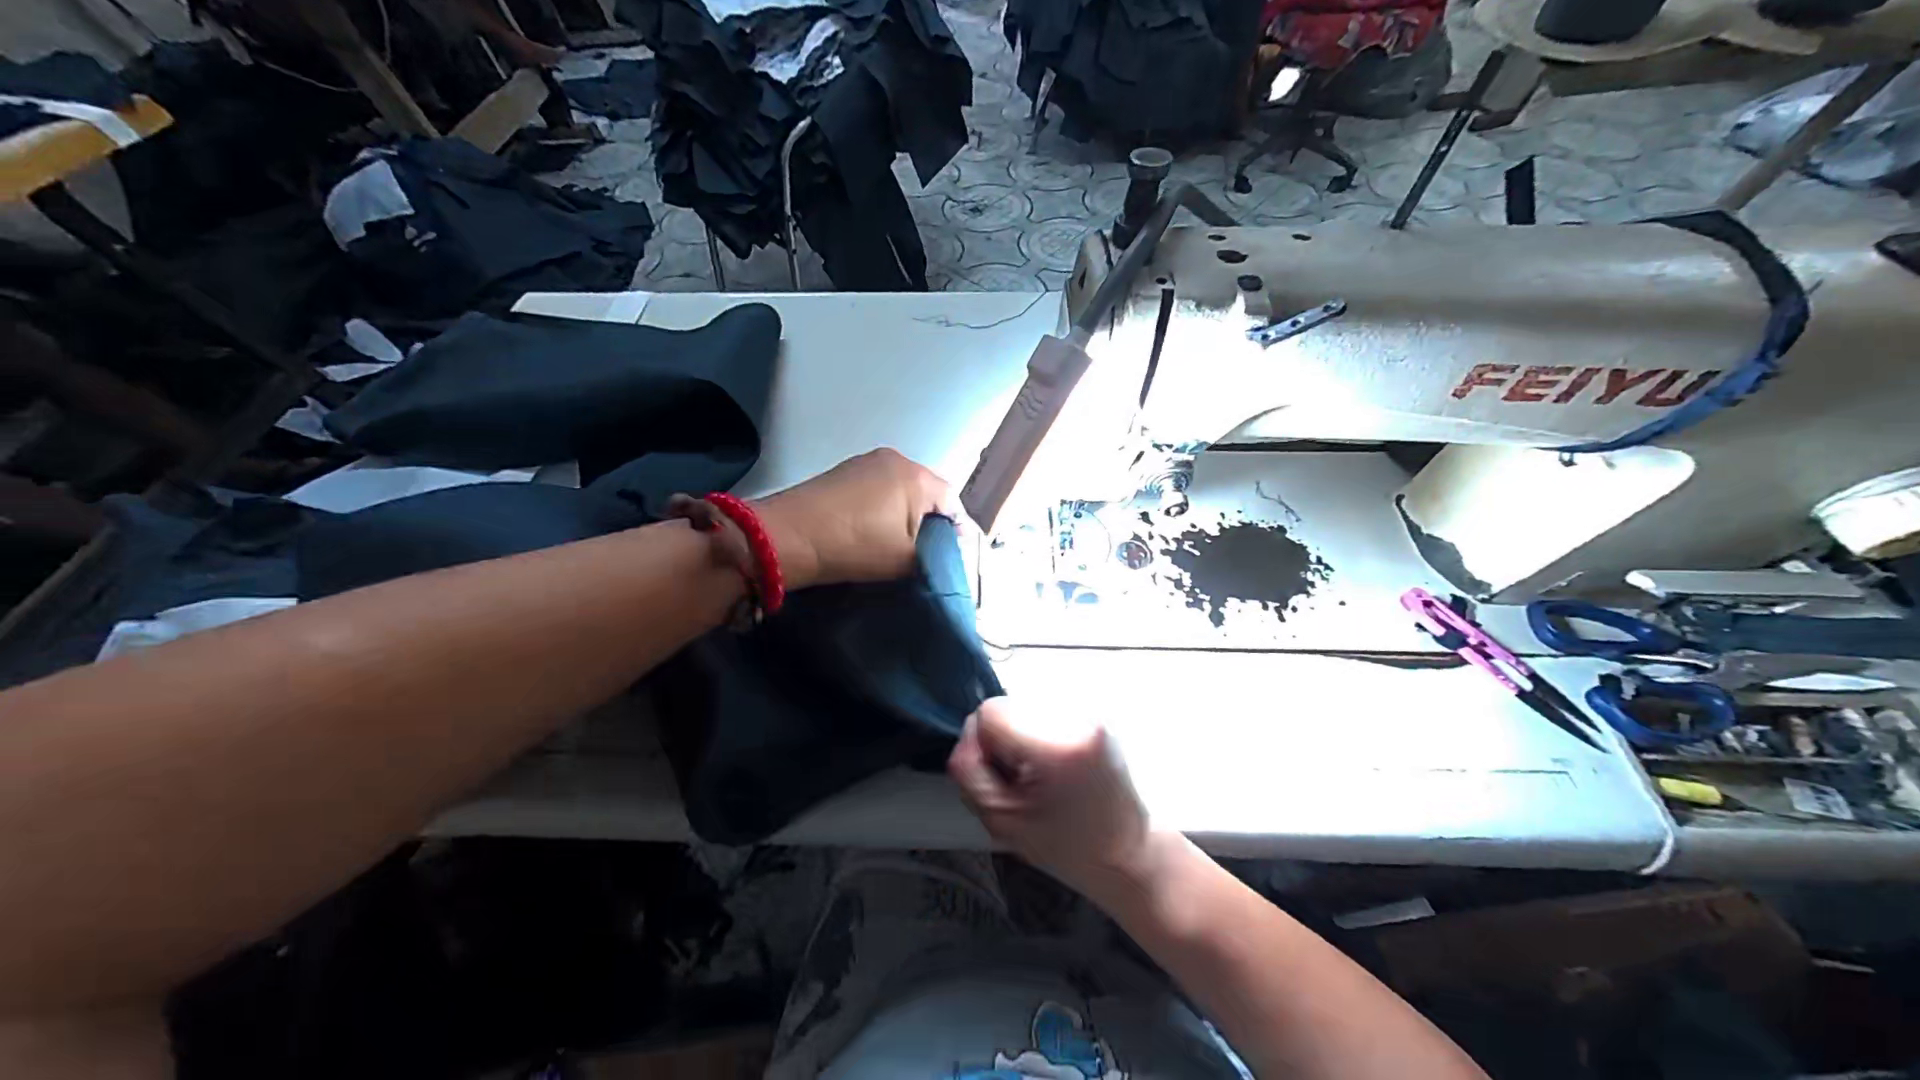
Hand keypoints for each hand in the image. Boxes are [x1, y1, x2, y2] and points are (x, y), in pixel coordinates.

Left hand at [754, 448, 955, 590]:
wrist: (787, 538)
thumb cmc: (855, 546)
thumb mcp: (906, 560)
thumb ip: (937, 555)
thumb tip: (947, 551)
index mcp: (918, 476)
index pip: (953, 503)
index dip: (955, 534)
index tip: (945, 560)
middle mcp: (896, 459)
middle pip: (927, 494)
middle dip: (928, 523)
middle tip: (920, 555)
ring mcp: (865, 462)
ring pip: (900, 491)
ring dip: (902, 517)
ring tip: (892, 546)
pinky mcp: (842, 471)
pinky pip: (875, 490)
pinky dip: (879, 510)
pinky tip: (868, 532)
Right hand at [947, 697, 1154, 897]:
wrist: (1127, 851)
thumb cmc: (1069, 846)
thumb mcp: (1002, 819)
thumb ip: (969, 770)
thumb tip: (968, 734)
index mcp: (1058, 745)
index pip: (990, 711)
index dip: (984, 745)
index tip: (1004, 775)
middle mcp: (1079, 720)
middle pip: (1007, 704)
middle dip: (1004, 740)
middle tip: (1024, 780)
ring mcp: (1092, 715)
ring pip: (1024, 706)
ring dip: (1022, 737)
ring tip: (1043, 776)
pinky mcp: (1096, 717)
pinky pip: (1046, 713)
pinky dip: (1040, 736)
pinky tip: (1056, 768)